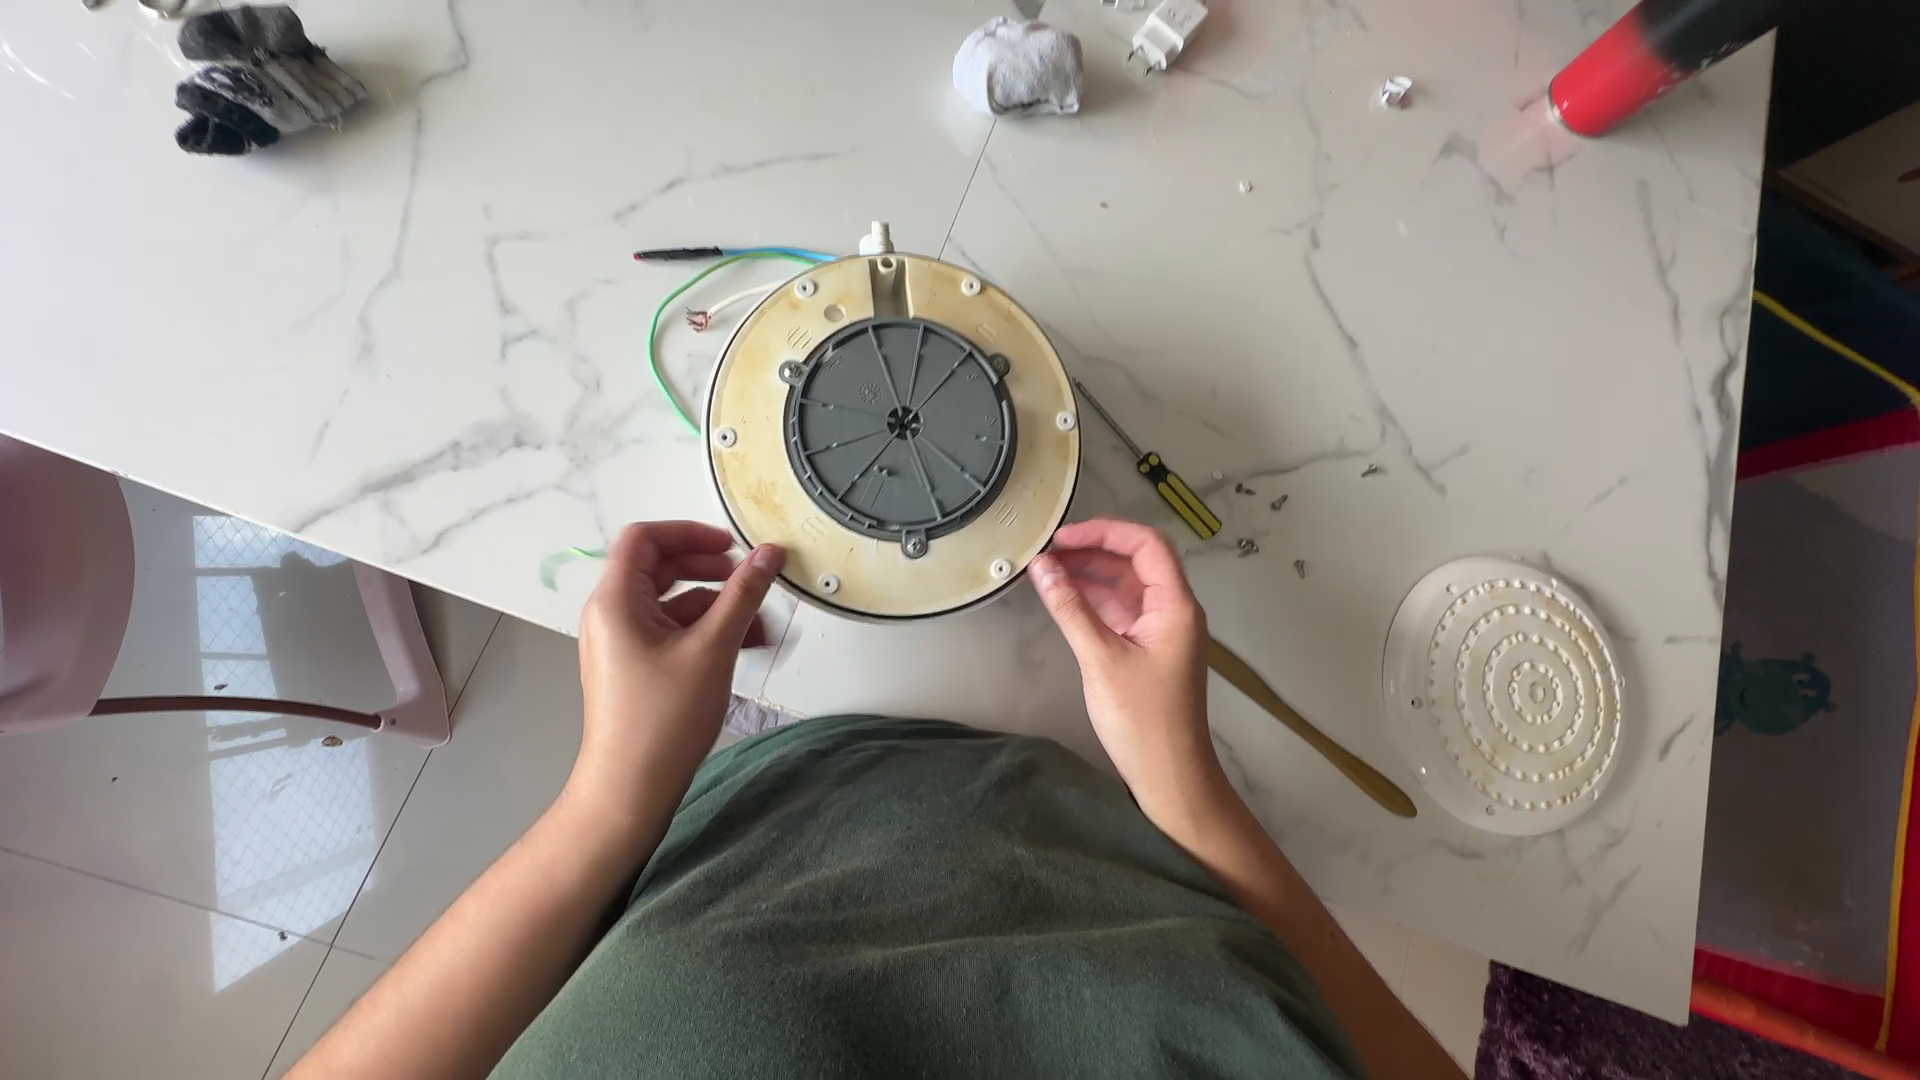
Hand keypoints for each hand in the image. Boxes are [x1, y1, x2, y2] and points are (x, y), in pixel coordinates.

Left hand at [570, 522, 784, 826]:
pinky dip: (708, 629)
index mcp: (616, 601)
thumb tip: (769, 555)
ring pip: (675, 601)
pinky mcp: (639, 665)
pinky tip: (744, 643)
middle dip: (710, 567)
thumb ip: (743, 594)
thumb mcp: (713, 648)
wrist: (632, 789)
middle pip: (661, 567)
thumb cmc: (662, 720)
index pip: (644, 539)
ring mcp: (625, 642)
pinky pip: (676, 630)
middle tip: (747, 577)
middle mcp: (614, 615)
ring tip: (758, 620)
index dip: (689, 532)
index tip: (730, 545)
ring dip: (718, 603)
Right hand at [1029, 519, 1221, 814]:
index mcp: (1175, 605)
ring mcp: (1160, 629)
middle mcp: (1172, 610)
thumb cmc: (1142, 719)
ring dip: (1090, 574)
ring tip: (1048, 570)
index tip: (1064, 538)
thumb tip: (1042, 567)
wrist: (1168, 774)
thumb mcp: (1100, 658)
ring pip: (1125, 585)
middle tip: (1048, 552)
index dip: (1105, 532)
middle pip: (1135, 561)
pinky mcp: (1146, 647)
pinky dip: (1092, 599)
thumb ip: (1070, 608)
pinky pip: (1120, 610)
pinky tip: (1064, 597)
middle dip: (1093, 550)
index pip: (1146, 545)